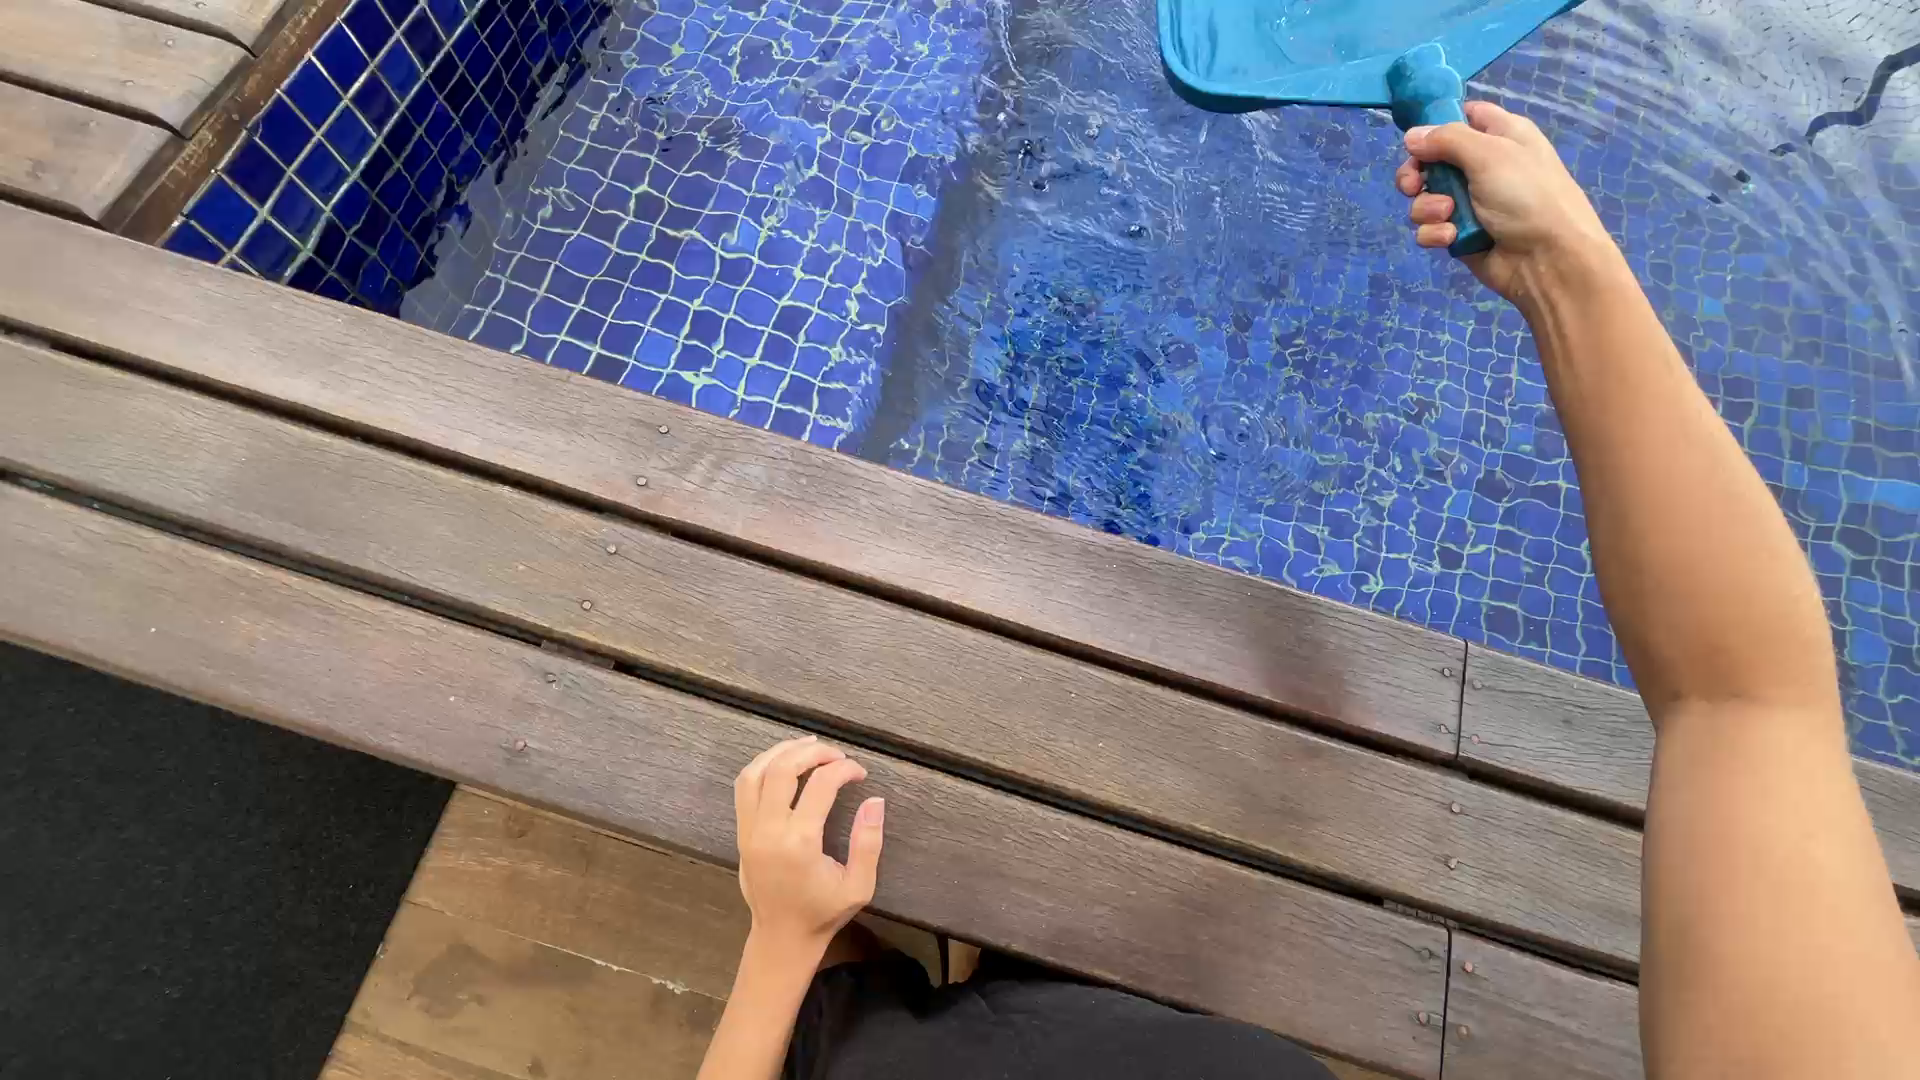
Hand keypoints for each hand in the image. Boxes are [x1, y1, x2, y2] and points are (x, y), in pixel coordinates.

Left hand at [732, 736, 884, 955]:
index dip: (844, 769)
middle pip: (783, 769)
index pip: (821, 784)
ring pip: (756, 772)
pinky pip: (744, 787)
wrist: (781, 939)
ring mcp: (749, 830)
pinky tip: (783, 762)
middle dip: (813, 752)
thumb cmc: (822, 914)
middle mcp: (769, 831)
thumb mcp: (858, 886)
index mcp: (799, 843)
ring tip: (809, 746)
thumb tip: (875, 800)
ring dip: (783, 751)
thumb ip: (869, 842)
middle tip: (836, 754)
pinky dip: (763, 765)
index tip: (860, 773)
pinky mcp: (741, 832)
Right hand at [1396, 101, 1620, 308]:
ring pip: (1424, 198)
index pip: (1462, 116)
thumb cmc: (1527, 195)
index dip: (1437, 124)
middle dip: (1416, 175)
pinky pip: (1429, 228)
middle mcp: (1481, 166)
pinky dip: (1434, 233)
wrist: (1544, 256)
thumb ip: (1447, 140)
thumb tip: (1410, 135)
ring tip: (1447, 216)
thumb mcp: (1490, 155)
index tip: (1415, 139)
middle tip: (1414, 186)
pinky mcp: (1456, 233)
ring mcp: (1467, 202)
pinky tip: (1450, 238)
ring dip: (1426, 209)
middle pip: (1431, 161)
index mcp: (1499, 136)